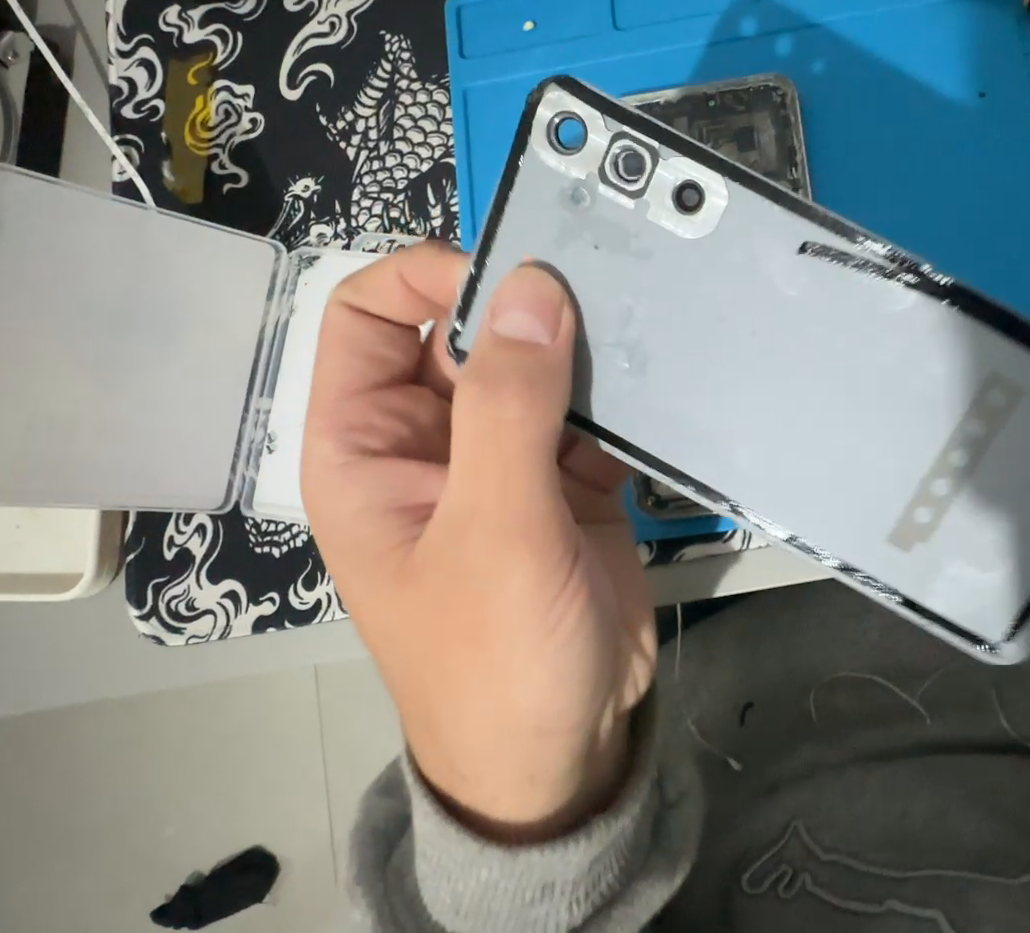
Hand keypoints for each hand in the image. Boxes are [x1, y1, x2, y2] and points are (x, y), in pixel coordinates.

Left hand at [302, 243, 655, 841]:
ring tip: (642, 330)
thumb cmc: (496, 659)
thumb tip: (532, 288)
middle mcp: (434, 441)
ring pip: (537, 367)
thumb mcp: (495, 533)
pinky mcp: (568, 482)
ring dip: (584, 349)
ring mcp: (506, 461)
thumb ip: (510, 408)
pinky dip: (622, 398)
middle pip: (466, 334)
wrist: (565, 751)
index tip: (516, 279)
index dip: (430, 280)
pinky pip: (590, 413)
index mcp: (370, 446)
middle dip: (527, 310)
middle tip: (605, 292)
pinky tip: (659, 388)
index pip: (370, 319)